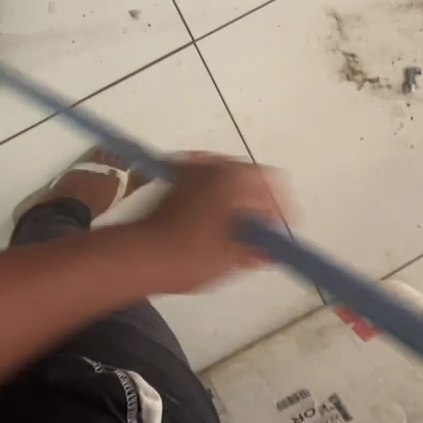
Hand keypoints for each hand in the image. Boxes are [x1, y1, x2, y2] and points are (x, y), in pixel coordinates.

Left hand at [128, 153, 285, 293]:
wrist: (139, 254)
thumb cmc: (190, 255)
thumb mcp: (230, 257)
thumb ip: (253, 249)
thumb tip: (267, 251)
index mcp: (232, 179)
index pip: (269, 184)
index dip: (280, 207)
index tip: (284, 228)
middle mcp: (212, 165)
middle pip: (247, 175)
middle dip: (259, 199)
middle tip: (263, 228)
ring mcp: (189, 169)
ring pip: (225, 174)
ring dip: (237, 194)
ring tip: (239, 225)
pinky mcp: (172, 178)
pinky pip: (203, 178)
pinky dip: (214, 192)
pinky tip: (213, 215)